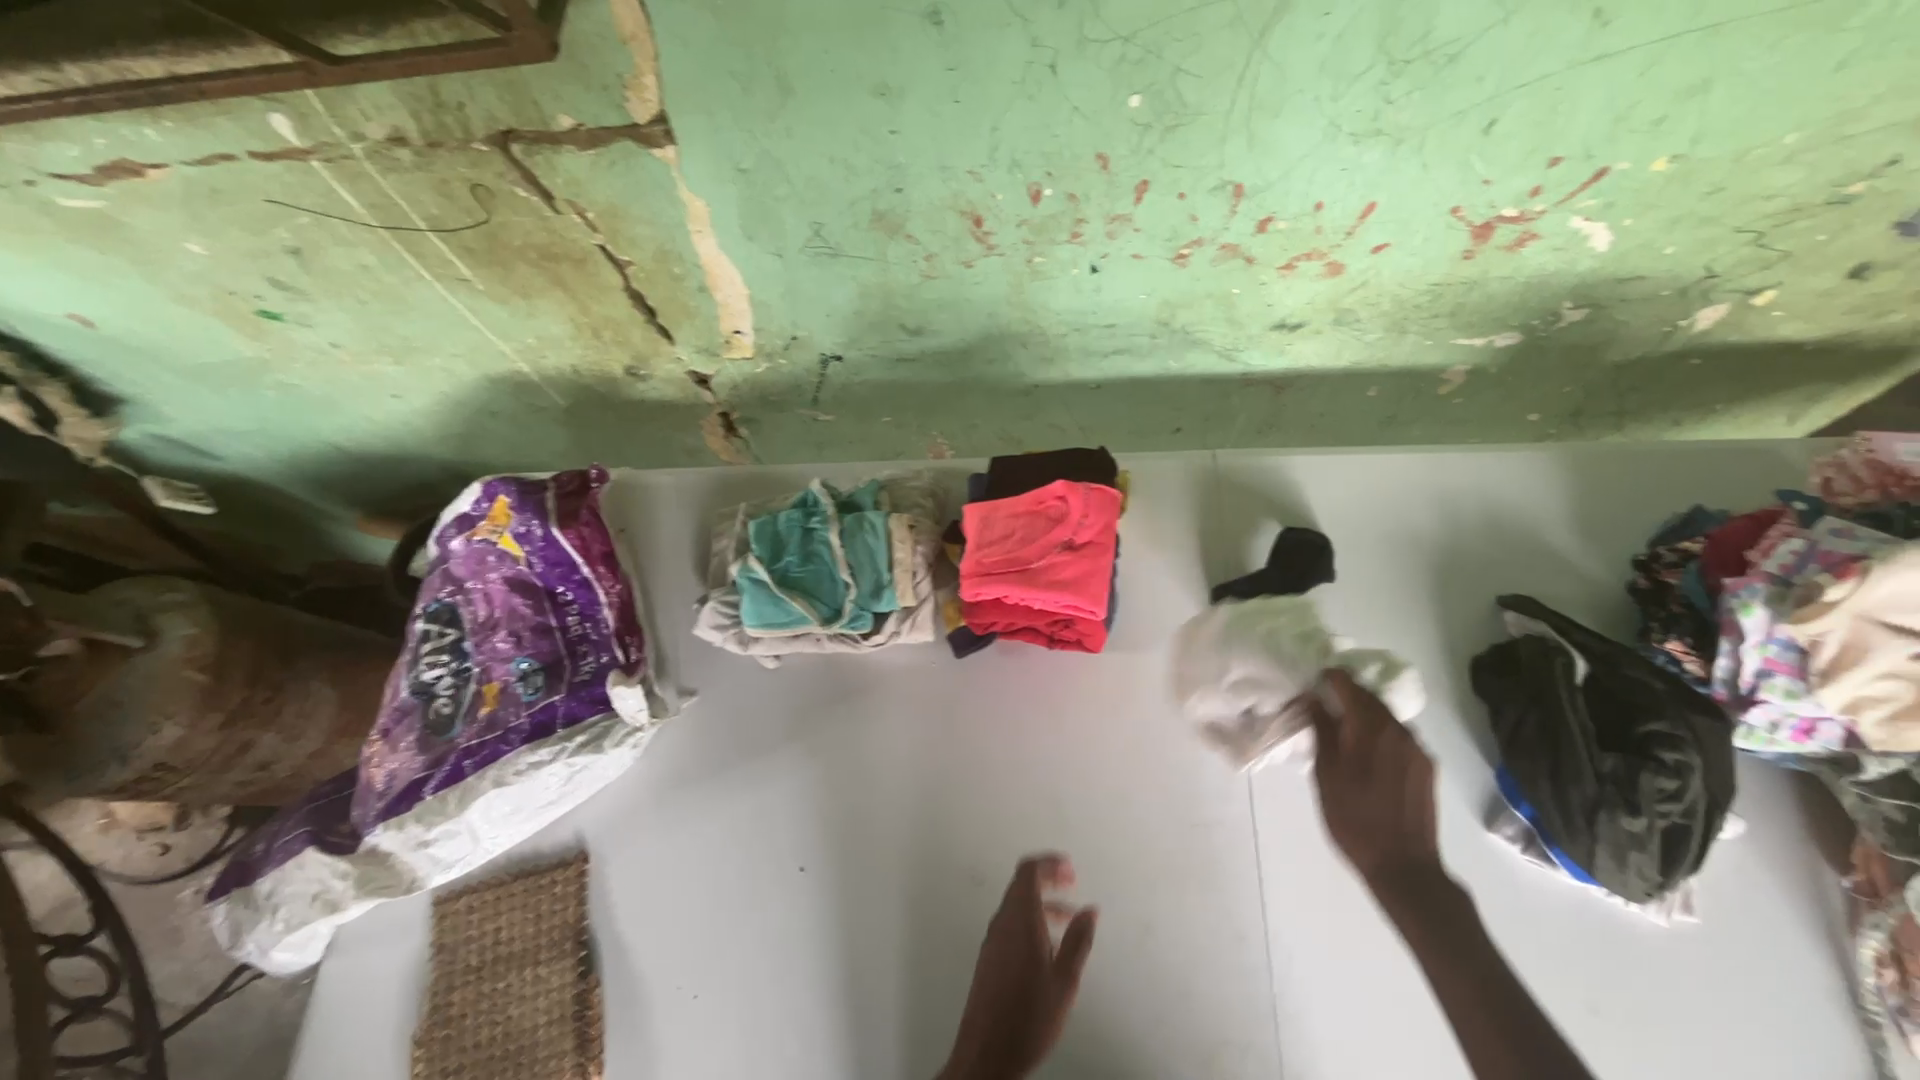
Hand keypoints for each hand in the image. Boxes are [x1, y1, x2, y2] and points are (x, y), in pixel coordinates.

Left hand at [938, 854, 1096, 1079]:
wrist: (986, 1055)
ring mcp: (992, 941)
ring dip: (1042, 903)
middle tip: (1072, 883)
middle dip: (1047, 878)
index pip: (1027, 872)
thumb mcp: (1065, 980)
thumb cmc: (1029, 1017)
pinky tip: (1049, 946)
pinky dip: (1031, 921)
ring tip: (1069, 919)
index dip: (1049, 863)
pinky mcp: (989, 958)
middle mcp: (1001, 924)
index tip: (1070, 868)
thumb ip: (1079, 940)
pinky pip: (1010, 925)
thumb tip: (1089, 909)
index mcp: (1019, 921)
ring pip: (1016, 906)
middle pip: (1020, 885)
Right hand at [1307, 668, 1442, 891]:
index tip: (1314, 681)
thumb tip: (1313, 698)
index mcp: (1370, 728)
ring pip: (1387, 719)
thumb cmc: (1353, 819)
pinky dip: (1381, 735)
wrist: (1403, 864)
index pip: (1350, 685)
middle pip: (1371, 699)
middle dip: (1348, 696)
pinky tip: (1368, 756)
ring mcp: (1418, 749)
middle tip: (1324, 705)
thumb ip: (1321, 731)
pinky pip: (1400, 738)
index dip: (1331, 678)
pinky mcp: (1427, 767)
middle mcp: (1399, 730)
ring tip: (1344, 732)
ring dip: (1366, 717)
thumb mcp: (1325, 774)